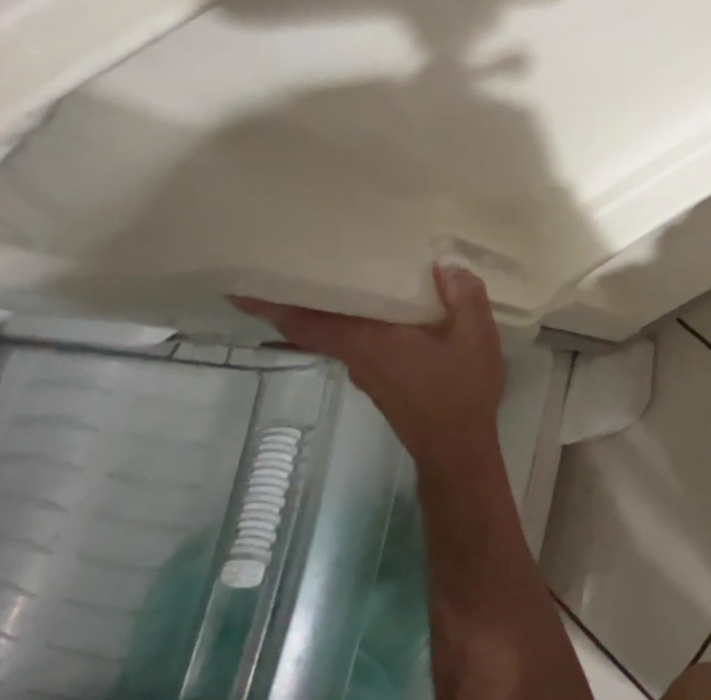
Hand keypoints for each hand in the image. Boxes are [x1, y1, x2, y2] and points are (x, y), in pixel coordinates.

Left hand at [232, 265, 506, 469]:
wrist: (457, 445)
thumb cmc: (460, 388)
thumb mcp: (474, 335)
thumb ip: (463, 295)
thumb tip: (445, 265)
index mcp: (366, 341)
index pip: (303, 321)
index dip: (268, 304)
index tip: (236, 285)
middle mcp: (355, 355)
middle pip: (310, 326)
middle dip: (293, 300)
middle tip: (284, 267)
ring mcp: (365, 371)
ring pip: (332, 335)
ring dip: (324, 311)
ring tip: (333, 278)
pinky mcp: (380, 380)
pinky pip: (354, 342)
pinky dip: (350, 324)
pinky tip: (378, 311)